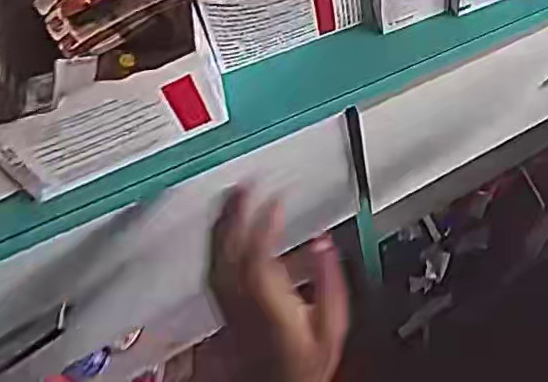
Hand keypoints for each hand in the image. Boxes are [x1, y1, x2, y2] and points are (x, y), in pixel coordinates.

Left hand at [208, 186, 349, 381]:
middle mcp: (243, 309)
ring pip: (215, 264)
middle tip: (245, 183)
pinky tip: (228, 229)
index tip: (276, 199)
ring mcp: (230, 313)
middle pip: (227, 257)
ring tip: (234, 196)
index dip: (264, 226)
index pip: (257, 260)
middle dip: (234, 216)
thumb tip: (323, 243)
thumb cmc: (306, 366)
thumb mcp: (332, 326)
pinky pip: (215, 274)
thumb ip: (330, 281)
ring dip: (222, 226)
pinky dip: (220, 243)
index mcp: (271, 310)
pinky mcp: (226, 313)